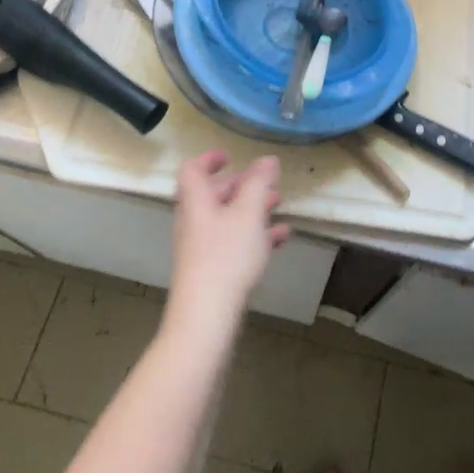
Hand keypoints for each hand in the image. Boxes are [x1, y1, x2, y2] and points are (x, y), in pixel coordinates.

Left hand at [166, 151, 291, 336]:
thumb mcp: (248, 213)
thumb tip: (267, 159)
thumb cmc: (226, 257)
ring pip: (227, 219)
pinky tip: (281, 236)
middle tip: (264, 181)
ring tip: (279, 203)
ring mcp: (202, 248)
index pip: (192, 170)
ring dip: (251, 208)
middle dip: (240, 185)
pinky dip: (255, 234)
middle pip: (213, 195)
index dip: (209, 159)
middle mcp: (195, 221)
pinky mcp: (213, 270)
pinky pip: (235, 243)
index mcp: (196, 202)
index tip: (231, 156)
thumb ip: (259, 183)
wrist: (205, 316)